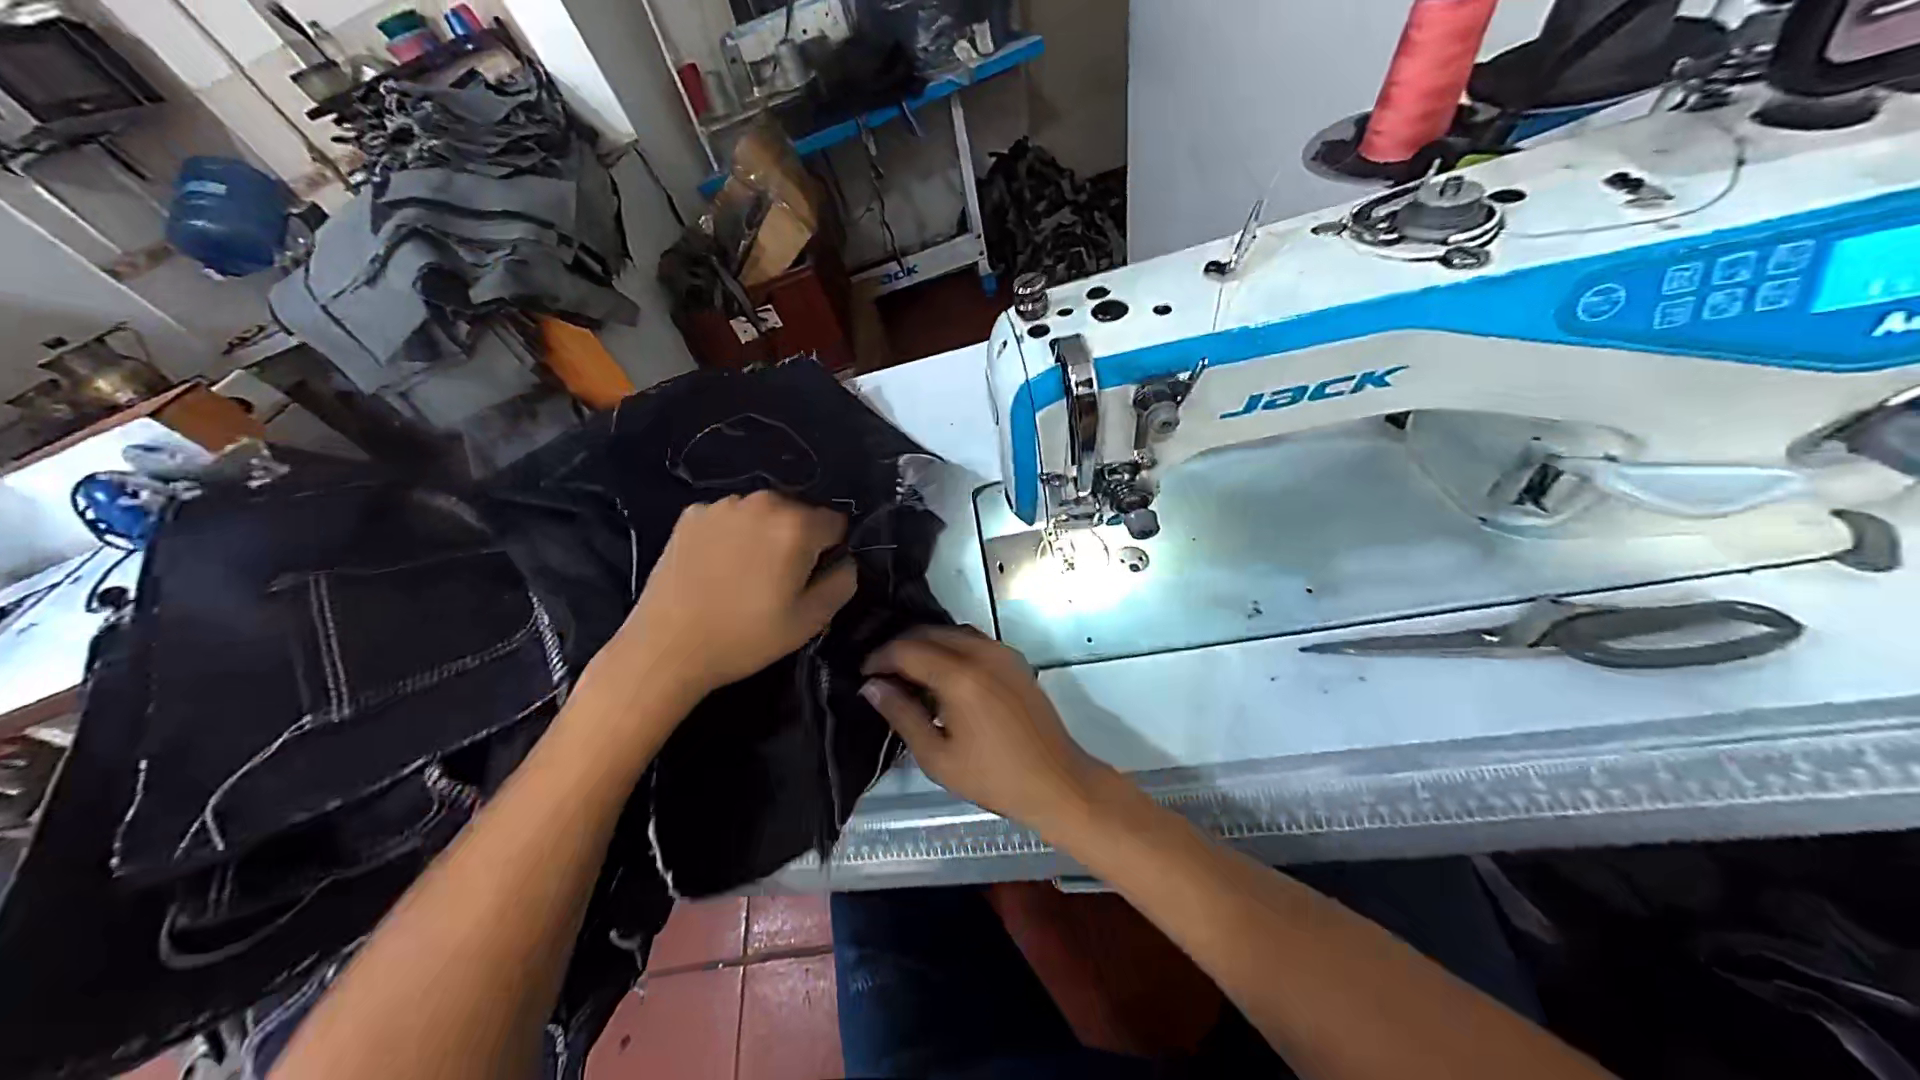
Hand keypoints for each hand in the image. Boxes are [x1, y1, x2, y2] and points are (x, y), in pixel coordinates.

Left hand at [596, 491, 856, 702]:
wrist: (666, 649)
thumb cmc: (746, 637)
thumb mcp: (812, 620)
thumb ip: (844, 581)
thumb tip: (844, 560)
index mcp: (796, 525)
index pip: (836, 523)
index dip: (831, 551)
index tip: (812, 578)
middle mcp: (761, 502)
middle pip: (799, 513)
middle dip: (798, 539)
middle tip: (780, 580)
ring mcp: (722, 505)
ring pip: (763, 514)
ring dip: (764, 535)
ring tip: (746, 575)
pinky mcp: (691, 515)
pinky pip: (729, 519)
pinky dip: (731, 536)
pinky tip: (717, 568)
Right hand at [860, 626, 1114, 829]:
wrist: (1057, 781)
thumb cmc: (994, 778)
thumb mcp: (937, 756)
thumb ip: (902, 714)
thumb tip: (872, 686)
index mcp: (960, 676)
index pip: (906, 649)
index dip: (879, 658)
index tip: (864, 675)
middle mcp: (981, 652)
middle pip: (928, 632)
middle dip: (899, 648)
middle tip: (881, 675)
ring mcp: (1002, 652)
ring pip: (951, 631)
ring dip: (925, 645)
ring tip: (908, 675)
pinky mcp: (1014, 659)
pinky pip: (972, 639)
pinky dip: (949, 647)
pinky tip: (942, 675)